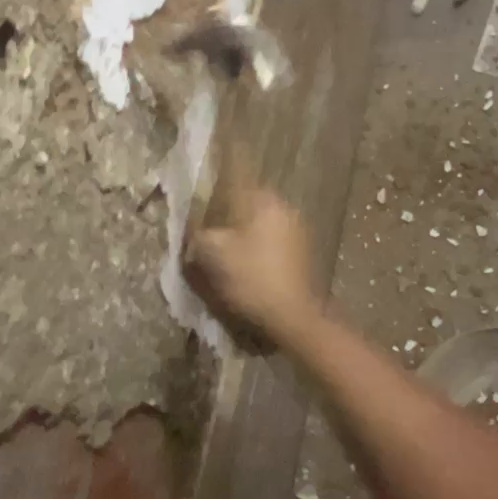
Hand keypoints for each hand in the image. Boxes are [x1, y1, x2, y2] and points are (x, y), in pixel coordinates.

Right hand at [186, 187, 321, 340]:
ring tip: (223, 257)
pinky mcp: (304, 257)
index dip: (214, 189)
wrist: (294, 319)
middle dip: (227, 218)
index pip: (236, 179)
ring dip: (242, 238)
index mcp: (265, 200)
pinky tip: (245, 271)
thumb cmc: (251, 278)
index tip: (199, 202)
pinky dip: (257, 254)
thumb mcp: (211, 254)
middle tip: (207, 234)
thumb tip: (194, 233)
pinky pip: (272, 247)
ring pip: (260, 228)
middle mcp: (286, 209)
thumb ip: (197, 235)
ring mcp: (299, 233)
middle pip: (248, 206)